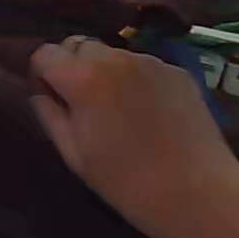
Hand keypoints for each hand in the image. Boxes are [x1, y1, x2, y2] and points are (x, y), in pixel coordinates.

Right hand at [28, 38, 238, 237]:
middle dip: (72, 67)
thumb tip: (41, 92)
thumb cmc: (126, 182)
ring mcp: (150, 60)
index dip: (42, 74)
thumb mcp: (75, 155)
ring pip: (112, 54)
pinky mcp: (177, 70)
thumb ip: (50, 115)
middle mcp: (115, 57)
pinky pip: (142, 65)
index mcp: (83, 78)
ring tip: (119, 110)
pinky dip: (135, 80)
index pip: (45, 53)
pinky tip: (148, 113)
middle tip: (82, 104)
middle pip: (79, 45)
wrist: (197, 192)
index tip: (51, 99)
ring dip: (105, 72)